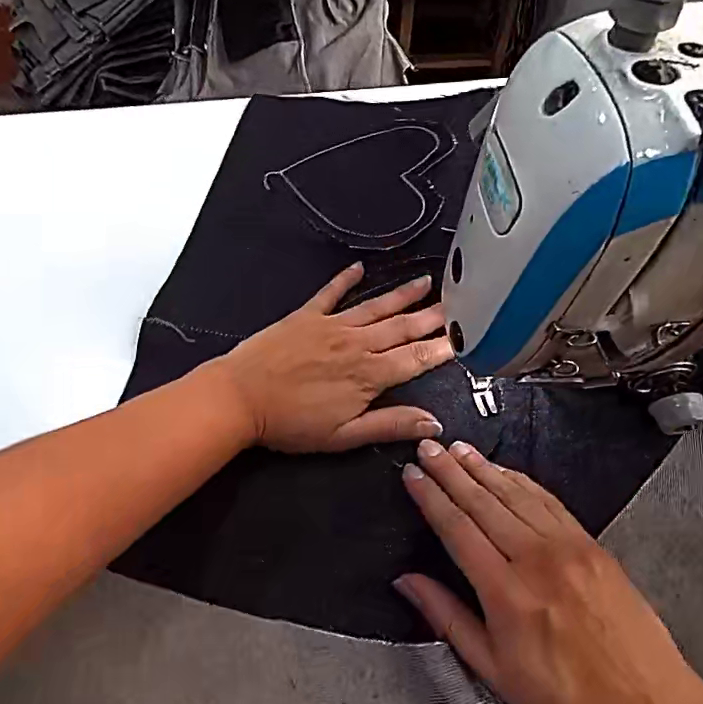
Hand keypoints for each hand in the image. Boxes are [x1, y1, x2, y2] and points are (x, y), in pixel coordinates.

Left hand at [204, 263, 452, 452]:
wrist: (239, 398)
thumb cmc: (291, 424)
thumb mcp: (344, 436)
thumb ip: (391, 425)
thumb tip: (432, 423)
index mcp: (369, 375)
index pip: (416, 359)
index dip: (442, 349)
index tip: (464, 338)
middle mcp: (357, 344)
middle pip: (403, 327)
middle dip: (432, 316)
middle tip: (456, 303)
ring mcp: (332, 325)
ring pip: (377, 307)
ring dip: (403, 295)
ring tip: (426, 282)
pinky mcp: (307, 316)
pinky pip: (331, 293)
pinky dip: (346, 279)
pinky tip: (359, 267)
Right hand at [396, 441, 702, 703]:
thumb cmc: (567, 702)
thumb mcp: (495, 671)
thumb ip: (448, 618)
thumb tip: (407, 581)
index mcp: (506, 593)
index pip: (457, 528)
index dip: (431, 497)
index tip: (412, 475)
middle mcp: (536, 558)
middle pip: (484, 502)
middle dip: (451, 471)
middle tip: (429, 447)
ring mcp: (568, 546)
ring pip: (516, 494)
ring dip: (484, 468)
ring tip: (459, 449)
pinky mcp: (592, 543)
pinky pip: (549, 500)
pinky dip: (523, 481)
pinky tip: (506, 471)